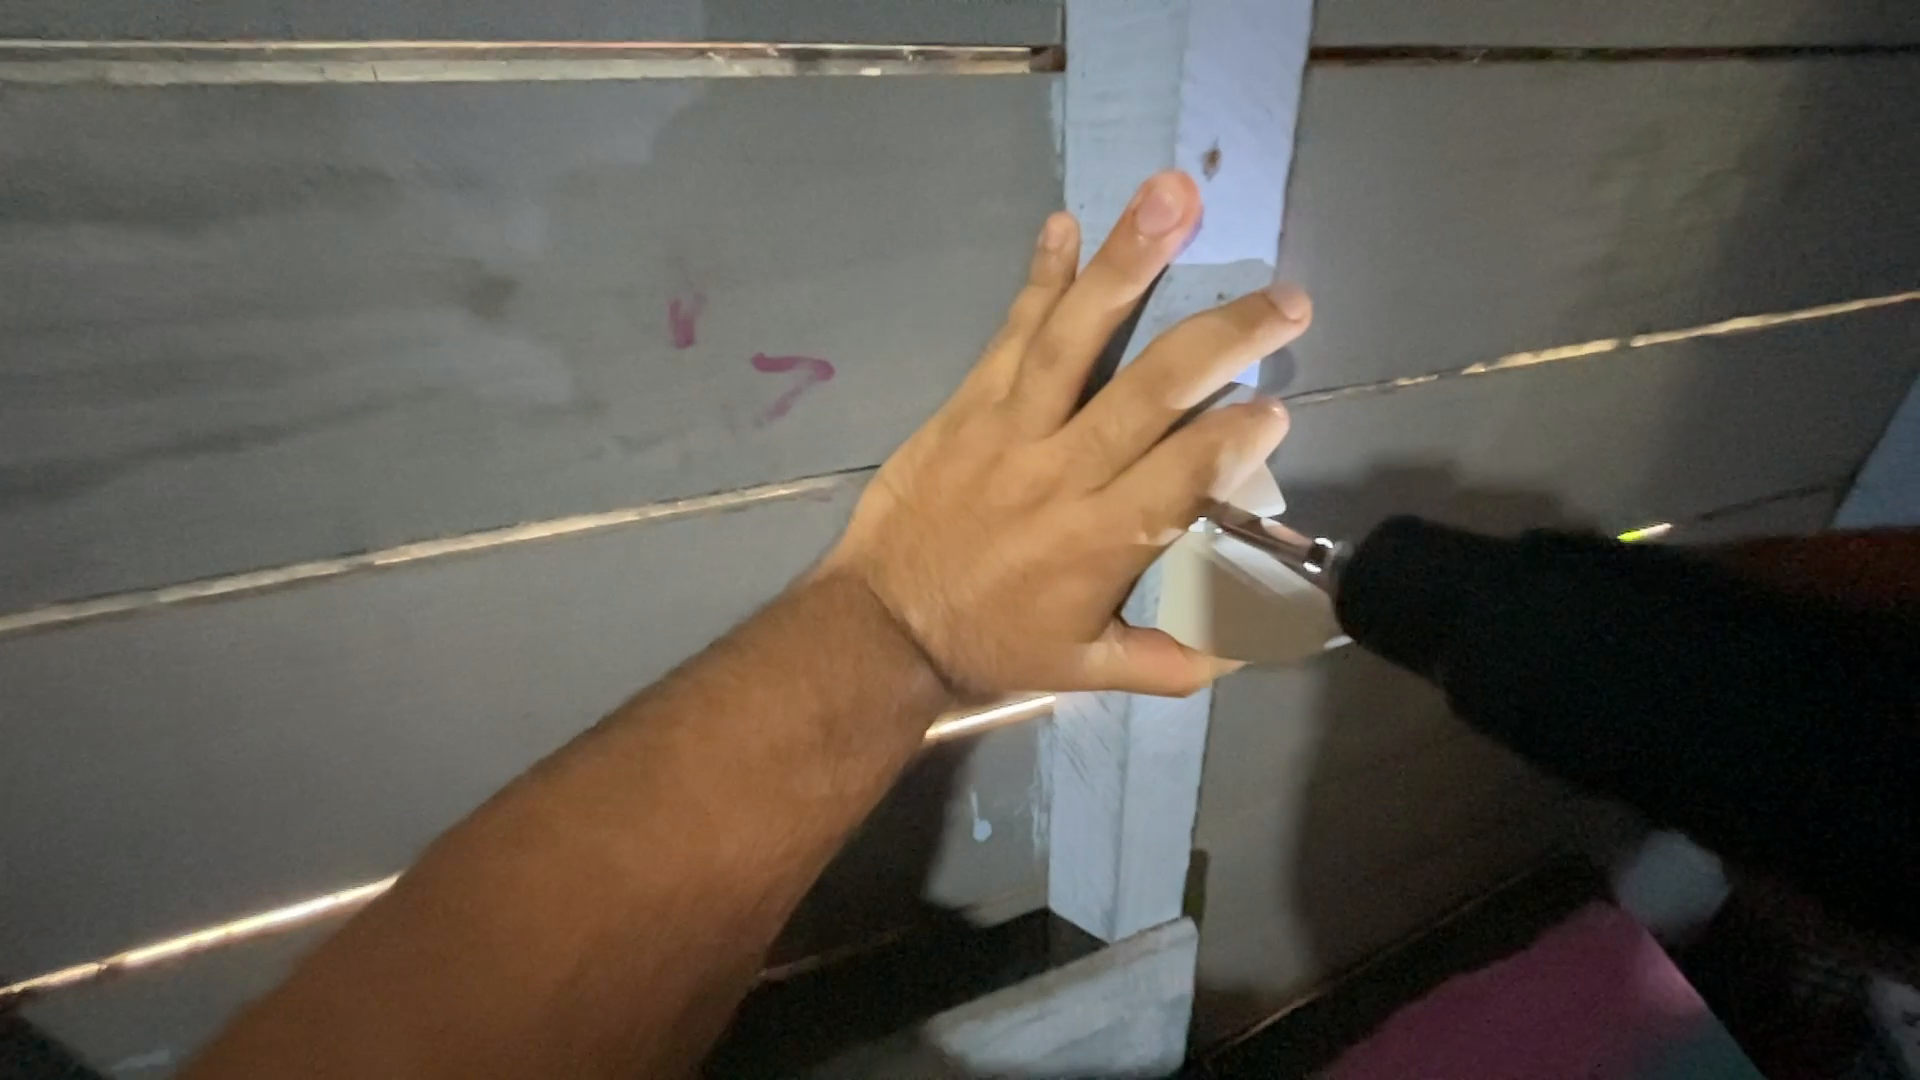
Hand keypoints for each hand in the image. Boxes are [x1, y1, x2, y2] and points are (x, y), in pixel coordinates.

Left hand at [822, 170, 1312, 700]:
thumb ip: (1160, 662)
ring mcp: (1011, 429)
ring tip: (1173, 196)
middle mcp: (1065, 472)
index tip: (1275, 406)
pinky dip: (1037, 280)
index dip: (1238, 435)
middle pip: (1154, 390)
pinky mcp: (967, 408)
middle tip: (1285, 299)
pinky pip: (1008, 336)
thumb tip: (1232, 659)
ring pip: (1078, 338)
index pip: (1188, 470)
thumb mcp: (1080, 669)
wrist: (884, 625)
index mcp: (1103, 538)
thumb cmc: (987, 645)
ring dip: (1129, 265)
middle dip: (1225, 338)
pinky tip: (1064, 226)